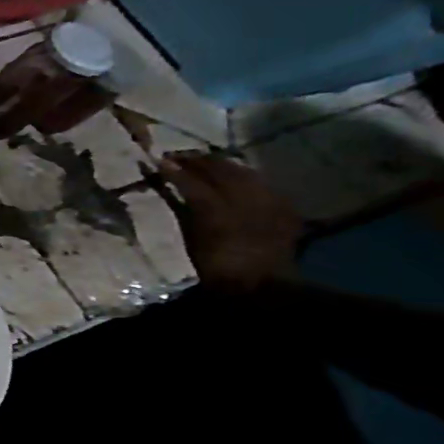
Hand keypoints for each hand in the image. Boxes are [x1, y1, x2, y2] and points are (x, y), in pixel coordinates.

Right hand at [159, 152, 302, 291]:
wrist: (260, 288)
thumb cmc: (216, 267)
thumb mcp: (193, 238)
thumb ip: (184, 209)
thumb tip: (172, 186)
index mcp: (218, 210)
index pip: (196, 181)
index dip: (178, 169)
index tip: (160, 161)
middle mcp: (247, 200)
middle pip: (224, 172)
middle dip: (201, 162)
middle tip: (179, 156)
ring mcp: (269, 203)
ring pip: (245, 174)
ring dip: (223, 166)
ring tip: (204, 163)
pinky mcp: (283, 211)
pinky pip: (261, 186)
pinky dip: (244, 179)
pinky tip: (234, 181)